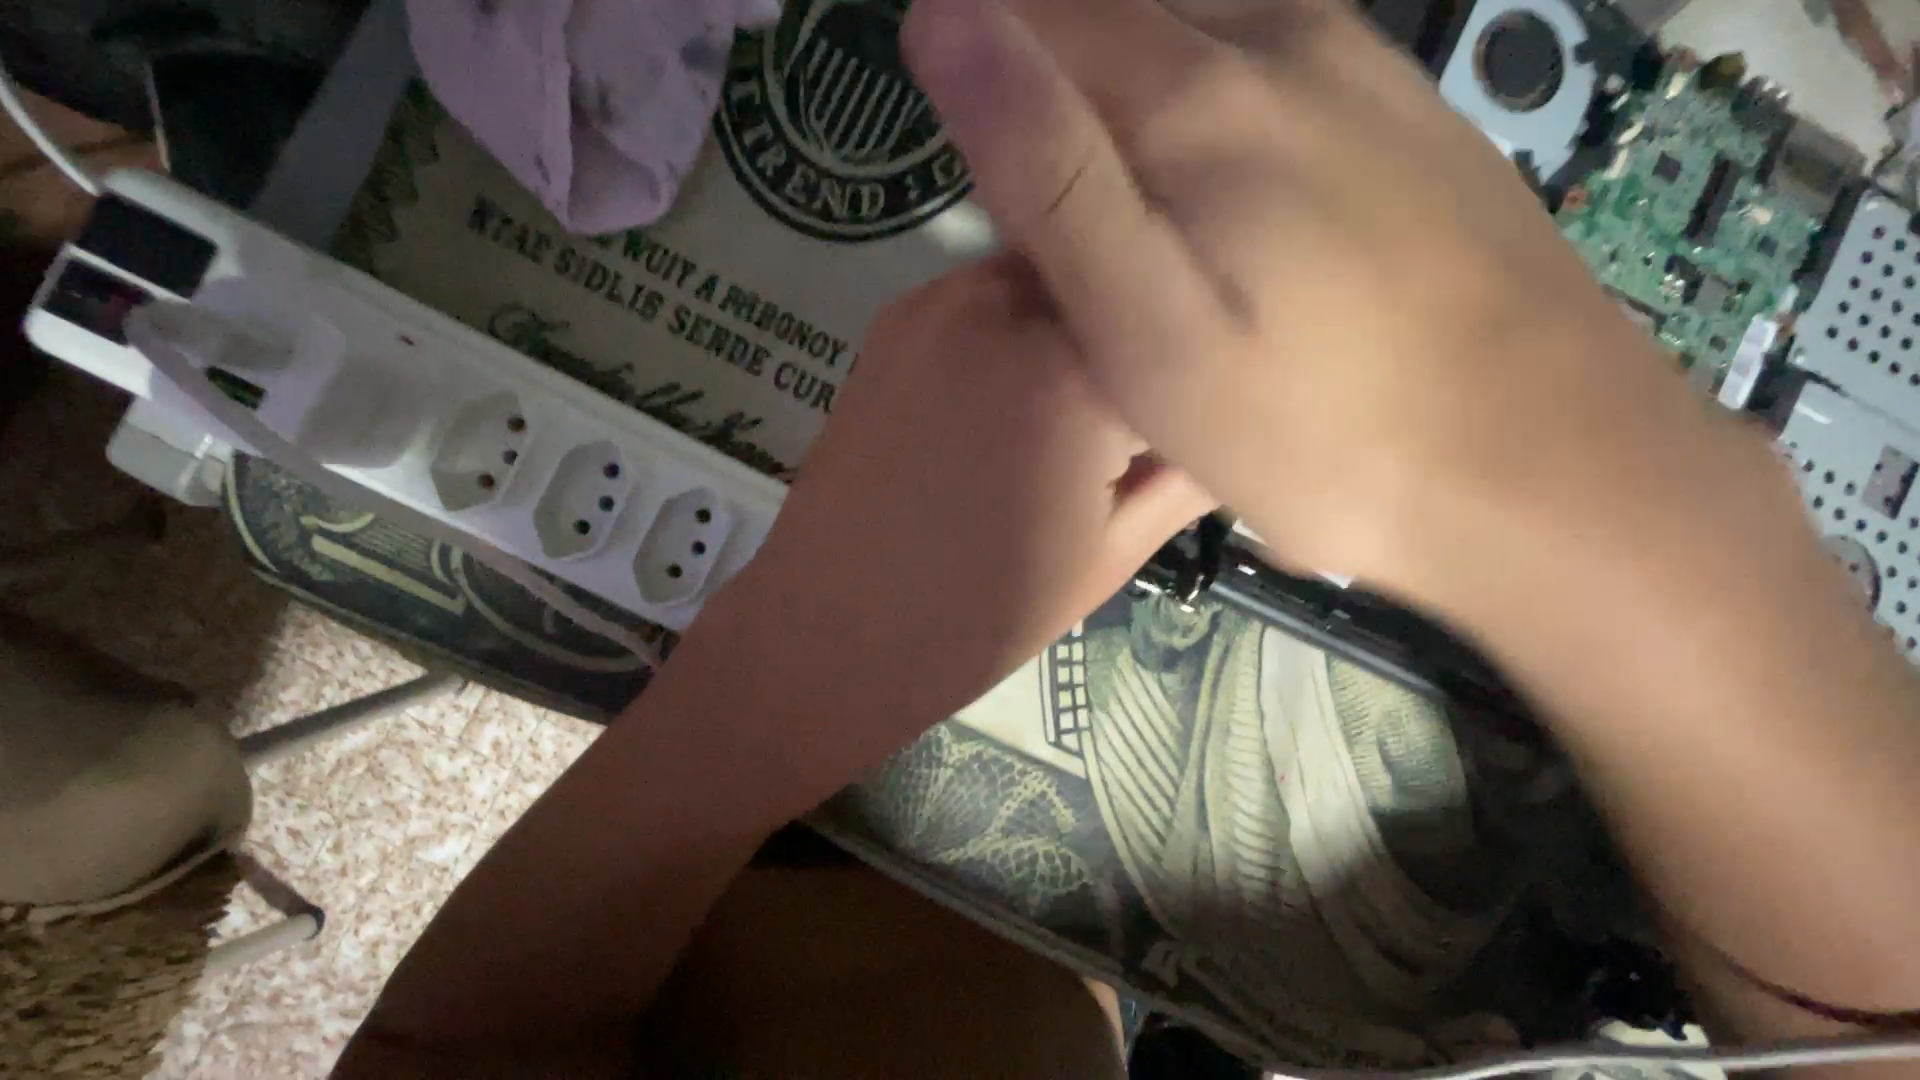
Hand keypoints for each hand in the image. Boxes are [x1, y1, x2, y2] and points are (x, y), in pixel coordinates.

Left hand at [692, 255, 1210, 735]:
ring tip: (1076, 406)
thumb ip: (1190, 472)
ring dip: (1081, 323)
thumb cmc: (981, 615)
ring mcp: (939, 300)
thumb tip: (1241, 423)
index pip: (1182, 329)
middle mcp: (1006, 303)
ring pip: (1053, 278)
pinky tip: (1011, 394)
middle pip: (1116, 283)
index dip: (1200, 375)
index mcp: (1073, 370)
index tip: (1199, 418)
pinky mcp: (896, 316)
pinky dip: (1021, 324)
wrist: (834, 629)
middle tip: (1142, 410)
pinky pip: (990, 295)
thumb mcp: (1114, 554)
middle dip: (1141, 333)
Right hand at [903, 0, 1761, 614]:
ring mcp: (1361, 72)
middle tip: (1044, 219)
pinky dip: (1207, 111)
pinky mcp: (1408, 120)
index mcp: (1200, 92)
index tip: (975, 174)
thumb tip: (945, 20)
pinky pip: (1270, 70)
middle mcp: (1284, 41)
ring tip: (1122, 220)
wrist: (1545, 469)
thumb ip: (1048, 174)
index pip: (1039, 15)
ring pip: (1196, 35)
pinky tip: (1216, 200)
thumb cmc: (1317, 429)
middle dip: (1052, 85)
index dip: (977, 66)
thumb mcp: (1147, 331)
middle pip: (1119, 14)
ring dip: (1126, 96)